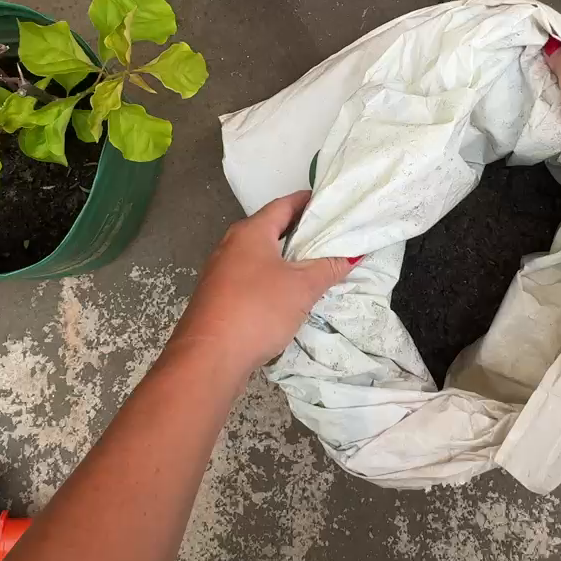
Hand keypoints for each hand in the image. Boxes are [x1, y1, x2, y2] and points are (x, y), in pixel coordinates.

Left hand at [169, 191, 356, 375]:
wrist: (208, 358)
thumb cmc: (257, 310)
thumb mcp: (302, 287)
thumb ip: (328, 268)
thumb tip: (352, 254)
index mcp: (251, 231)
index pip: (284, 204)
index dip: (308, 202)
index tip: (330, 204)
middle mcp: (232, 244)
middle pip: (271, 227)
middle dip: (300, 230)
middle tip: (329, 235)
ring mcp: (221, 270)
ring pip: (260, 254)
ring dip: (285, 256)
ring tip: (315, 263)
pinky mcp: (219, 296)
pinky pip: (251, 276)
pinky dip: (272, 276)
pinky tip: (288, 292)